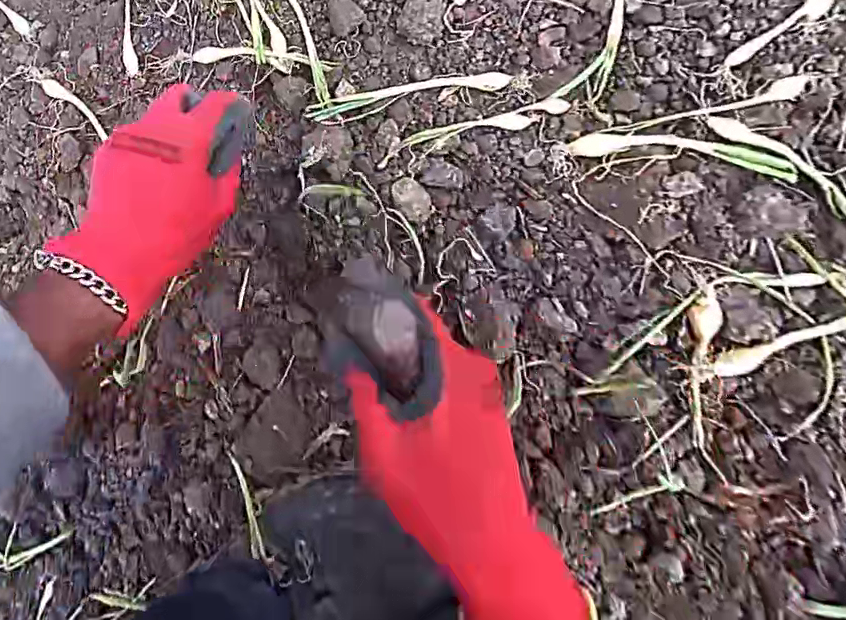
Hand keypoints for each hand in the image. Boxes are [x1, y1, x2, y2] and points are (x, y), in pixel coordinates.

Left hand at [44, 84, 251, 335]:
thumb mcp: (217, 207)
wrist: (116, 253)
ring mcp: (130, 135)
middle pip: (179, 95)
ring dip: (167, 130)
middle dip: (193, 106)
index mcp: (191, 137)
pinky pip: (134, 137)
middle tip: (201, 132)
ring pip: (154, 116)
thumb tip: (227, 156)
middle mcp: (159, 126)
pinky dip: (146, 147)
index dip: (230, 103)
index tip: (234, 110)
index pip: (217, 102)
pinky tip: (148, 177)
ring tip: (172, 165)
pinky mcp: (108, 149)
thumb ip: (227, 172)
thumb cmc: (171, 234)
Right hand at [341, 298, 586, 619]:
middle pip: (429, 337)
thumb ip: (365, 401)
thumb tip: (351, 363)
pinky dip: (433, 380)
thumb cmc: (435, 499)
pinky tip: (413, 406)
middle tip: (365, 350)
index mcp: (450, 371)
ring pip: (442, 359)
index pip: (422, 314)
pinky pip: (456, 378)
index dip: (391, 302)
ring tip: (384, 381)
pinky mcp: (493, 410)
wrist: (495, 547)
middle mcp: (474, 372)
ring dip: (415, 363)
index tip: (364, 299)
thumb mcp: (383, 454)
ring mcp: (487, 391)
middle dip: (397, 338)